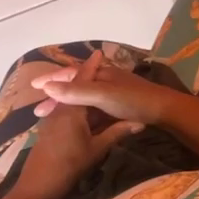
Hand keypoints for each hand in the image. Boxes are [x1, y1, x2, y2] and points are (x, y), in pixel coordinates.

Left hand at [13, 55, 143, 198]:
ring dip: (82, 93)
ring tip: (98, 87)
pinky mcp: (50, 131)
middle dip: (87, 78)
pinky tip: (86, 111)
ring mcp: (52, 121)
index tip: (100, 53)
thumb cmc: (69, 165)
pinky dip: (77, 106)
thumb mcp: (97, 149)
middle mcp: (60, 111)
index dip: (91, 68)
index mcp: (71, 111)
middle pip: (74, 90)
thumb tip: (141, 122)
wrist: (37, 188)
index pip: (83, 83)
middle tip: (103, 69)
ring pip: (69, 101)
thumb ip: (117, 132)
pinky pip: (65, 111)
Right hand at [30, 53, 173, 124]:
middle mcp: (106, 79)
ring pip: (85, 98)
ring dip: (68, 106)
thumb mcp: (103, 96)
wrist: (165, 111)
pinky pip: (95, 107)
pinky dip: (82, 113)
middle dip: (57, 96)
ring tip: (51, 119)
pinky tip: (74, 124)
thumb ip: (77, 91)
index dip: (53, 79)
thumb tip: (47, 87)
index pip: (72, 73)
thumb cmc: (134, 101)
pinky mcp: (120, 105)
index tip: (33, 86)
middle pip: (76, 86)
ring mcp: (114, 92)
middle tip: (39, 112)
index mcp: (102, 74)